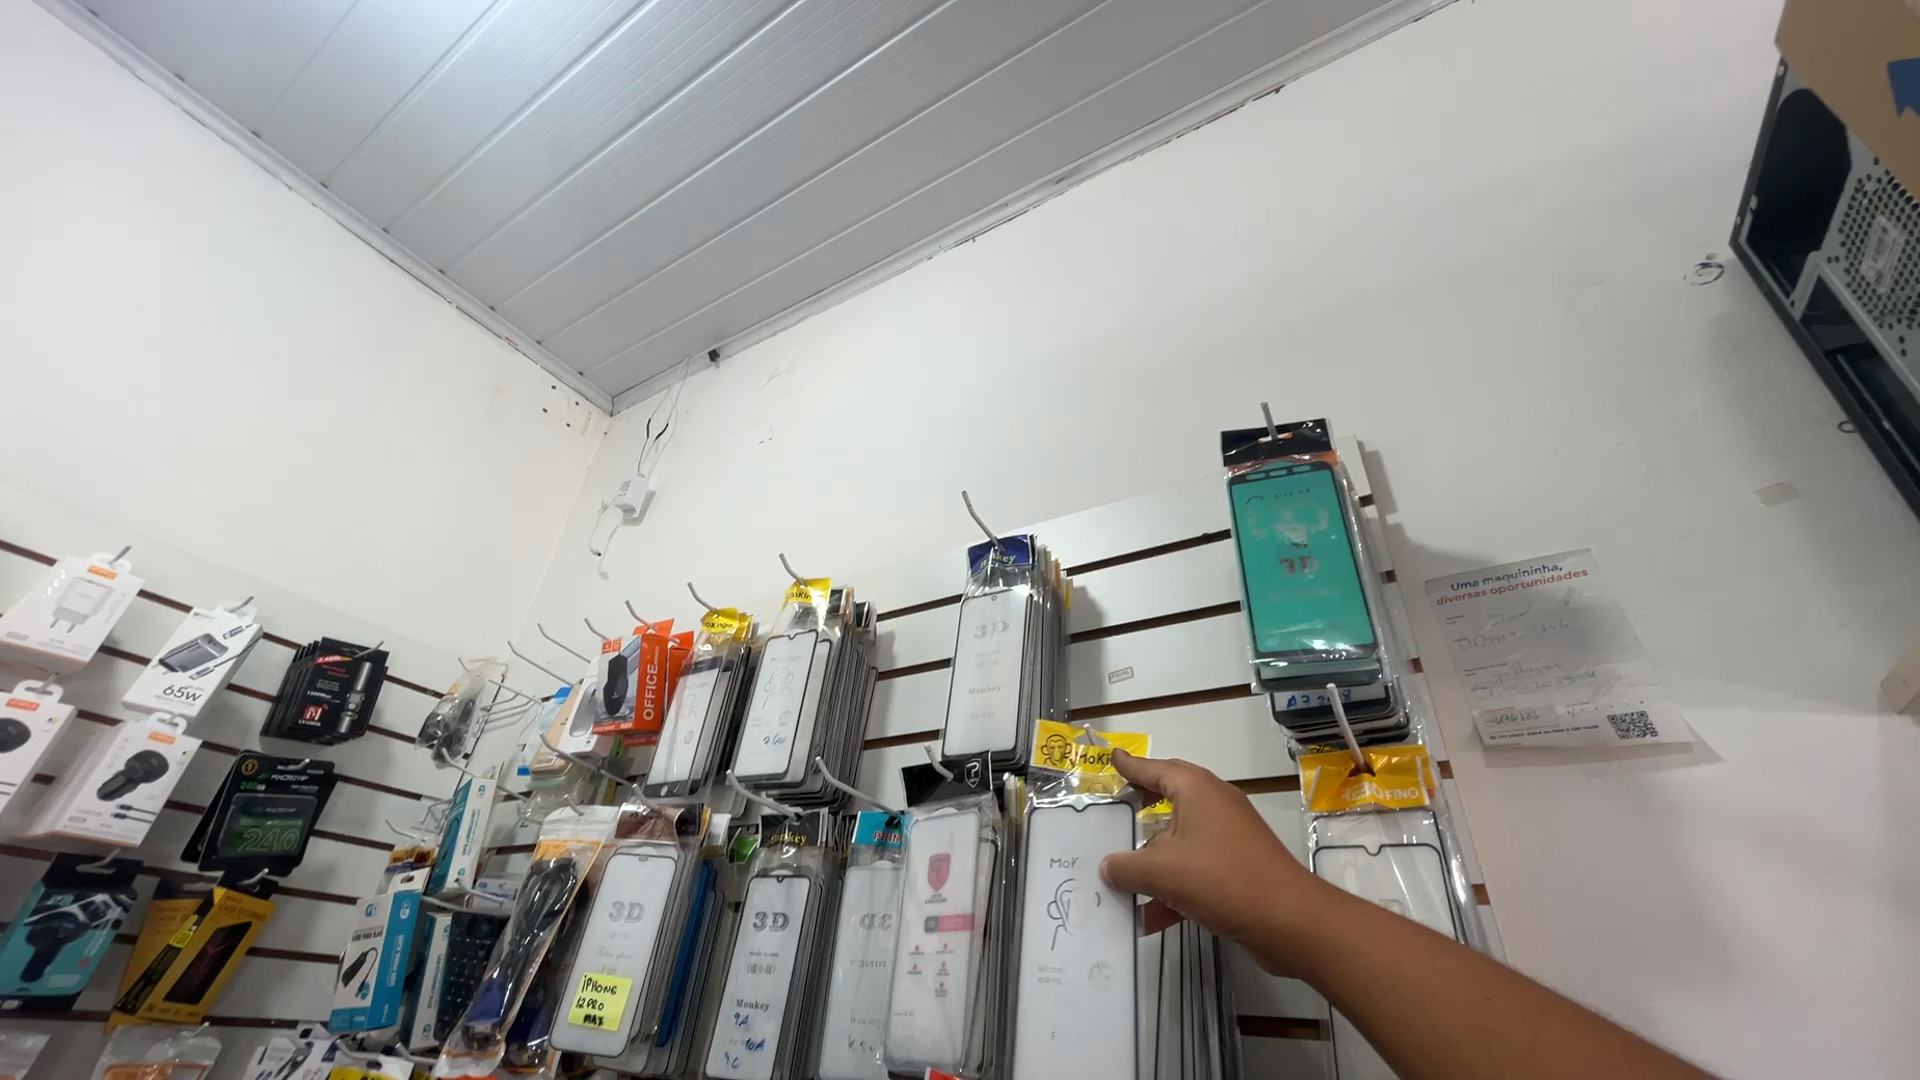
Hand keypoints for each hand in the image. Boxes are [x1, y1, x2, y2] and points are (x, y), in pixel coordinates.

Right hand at [1099, 748, 1326, 975]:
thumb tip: (1107, 867)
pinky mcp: (1238, 869)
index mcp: (1196, 789)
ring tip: (1120, 881)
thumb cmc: (1222, 879)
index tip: (1113, 757)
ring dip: (1152, 864)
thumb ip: (1127, 868)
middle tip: (1116, 808)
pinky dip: (1174, 890)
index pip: (1154, 769)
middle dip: (1141, 809)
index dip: (1131, 765)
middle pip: (1168, 800)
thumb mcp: (1163, 872)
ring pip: (1179, 842)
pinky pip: (1195, 870)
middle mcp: (1213, 805)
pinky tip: (1151, 919)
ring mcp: (1228, 837)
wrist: (1291, 923)